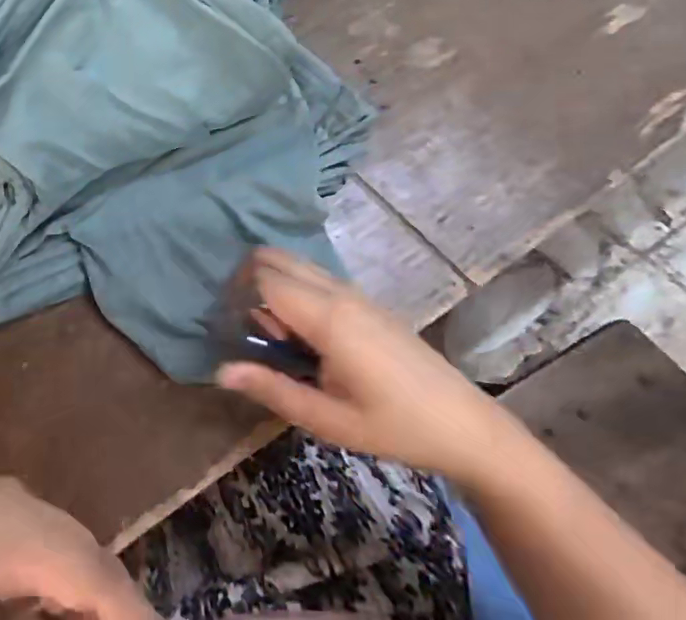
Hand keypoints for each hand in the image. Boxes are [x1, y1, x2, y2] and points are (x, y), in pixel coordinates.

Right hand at [214, 248, 529, 489]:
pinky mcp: (365, 300)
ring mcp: (354, 292)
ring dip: (273, 285)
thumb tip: (221, 370)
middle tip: (249, 329)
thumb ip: (272, 389)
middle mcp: (338, 292)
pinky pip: (315, 276)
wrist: (464, 424)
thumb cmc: (393, 426)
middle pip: (275, 258)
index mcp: (327, 317)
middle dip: (249, 282)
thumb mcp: (327, 419)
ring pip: (296, 263)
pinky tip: (304, 335)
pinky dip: (294, 289)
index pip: (264, 278)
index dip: (237, 294)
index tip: (227, 326)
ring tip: (277, 337)